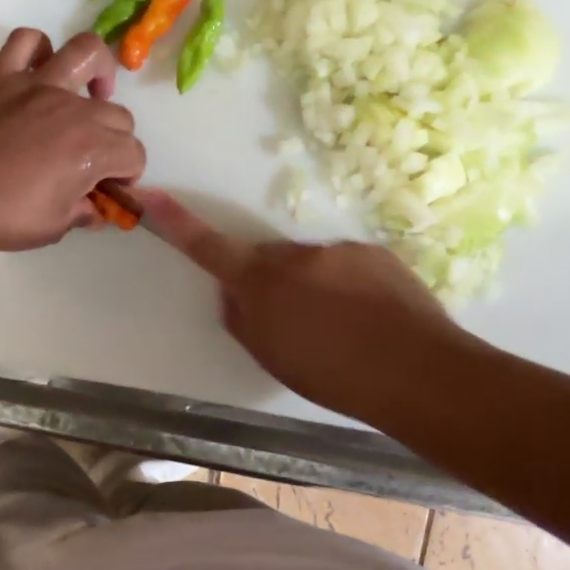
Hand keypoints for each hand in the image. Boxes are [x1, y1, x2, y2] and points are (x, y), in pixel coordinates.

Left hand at [0, 30, 145, 253]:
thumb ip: (83, 212)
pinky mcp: (1, 79)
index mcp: (90, 149)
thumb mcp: (55, 227)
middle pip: (117, 114)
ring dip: (97, 71)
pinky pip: (25, 42)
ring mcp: (35, 87)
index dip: (127, 174)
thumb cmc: (3, 219)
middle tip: (90, 160)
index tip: (108, 187)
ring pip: (85, 53)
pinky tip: (40, 71)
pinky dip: (38, 49)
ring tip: (88, 92)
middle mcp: (71, 109)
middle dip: (114, 140)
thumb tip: (94, 208)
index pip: (132, 154)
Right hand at [140, 191, 480, 422]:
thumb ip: (242, 319)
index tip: (151, 194)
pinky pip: (346, 267)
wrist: (418, 372)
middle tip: (290, 327)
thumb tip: (234, 294)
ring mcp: (339, 250)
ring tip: (338, 332)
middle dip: (269, 283)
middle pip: (267, 260)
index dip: (176, 222)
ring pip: (310, 266)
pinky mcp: (376, 254)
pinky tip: (366, 322)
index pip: (207, 247)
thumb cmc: (332, 374)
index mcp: (260, 281)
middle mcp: (296, 254)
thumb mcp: (270, 356)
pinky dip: (348, 290)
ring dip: (313, 290)